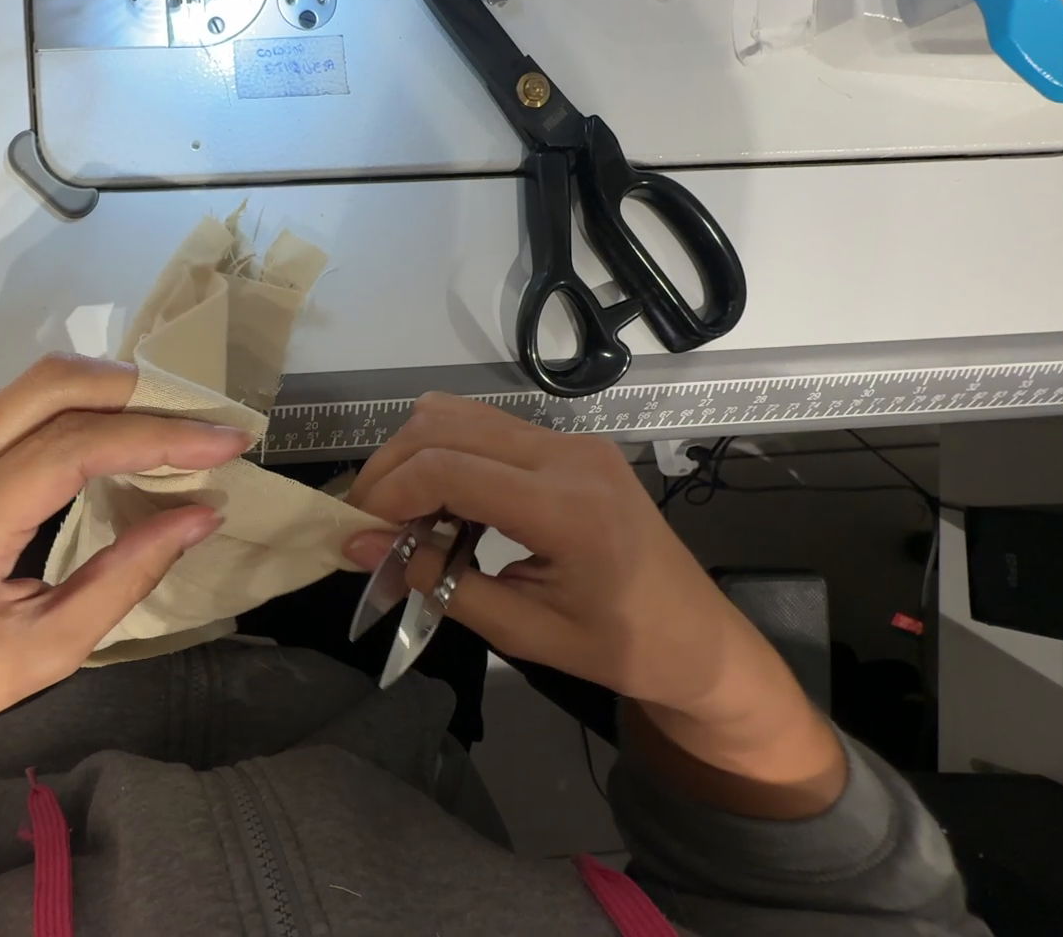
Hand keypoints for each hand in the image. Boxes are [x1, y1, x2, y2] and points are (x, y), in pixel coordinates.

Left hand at [0, 354, 247, 908]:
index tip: (223, 441)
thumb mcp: (50, 649)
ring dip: (108, 393)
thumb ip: (127, 576)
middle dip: (134, 392)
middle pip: (46, 389)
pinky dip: (78, 409)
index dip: (153, 437)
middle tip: (200, 418)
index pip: (68, 450)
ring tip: (173, 422)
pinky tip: (120, 433)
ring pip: (30, 388)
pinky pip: (17, 410)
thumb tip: (201, 514)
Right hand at [341, 393, 755, 714]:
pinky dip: (438, 450)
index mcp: (569, 509)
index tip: (359, 533)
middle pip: (440, 428)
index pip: (448, 469)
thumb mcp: (521, 633)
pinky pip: (477, 423)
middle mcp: (567, 455)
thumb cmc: (620, 649)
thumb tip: (359, 548)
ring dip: (409, 455)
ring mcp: (568, 440)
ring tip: (399, 509)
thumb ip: (436, 583)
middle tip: (368, 522)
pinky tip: (438, 496)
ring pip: (452, 414)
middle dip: (387, 470)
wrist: (703, 640)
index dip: (388, 494)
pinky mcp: (563, 442)